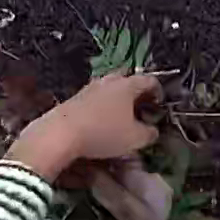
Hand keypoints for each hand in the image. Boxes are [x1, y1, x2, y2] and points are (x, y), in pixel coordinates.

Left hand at [6, 74, 161, 180]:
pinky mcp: (74, 98)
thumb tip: (153, 130)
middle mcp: (109, 81)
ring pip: (110, 89)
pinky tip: (101, 123)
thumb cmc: (103, 133)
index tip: (160, 104)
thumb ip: (149, 133)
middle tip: (141, 108)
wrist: (59, 134)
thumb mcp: (135, 139)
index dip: (158, 91)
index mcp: (128, 85)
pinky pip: (95, 99)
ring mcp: (89, 88)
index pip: (150, 80)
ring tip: (121, 117)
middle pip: (128, 80)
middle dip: (136, 93)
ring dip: (118, 100)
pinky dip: (102, 107)